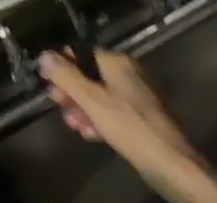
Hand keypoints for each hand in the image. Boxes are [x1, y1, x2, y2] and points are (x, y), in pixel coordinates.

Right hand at [39, 49, 216, 202]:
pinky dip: (100, 118)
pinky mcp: (143, 116)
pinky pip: (115, 109)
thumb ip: (67, 76)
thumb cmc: (129, 126)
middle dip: (72, 90)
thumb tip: (45, 54)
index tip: (47, 81)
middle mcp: (129, 72)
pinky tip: (91, 133)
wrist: (171, 162)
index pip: (82, 54)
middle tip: (57, 105)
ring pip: (101, 95)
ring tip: (73, 125)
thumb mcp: (92, 101)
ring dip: (83, 107)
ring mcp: (138, 94)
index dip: (62, 66)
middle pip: (91, 74)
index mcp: (118, 62)